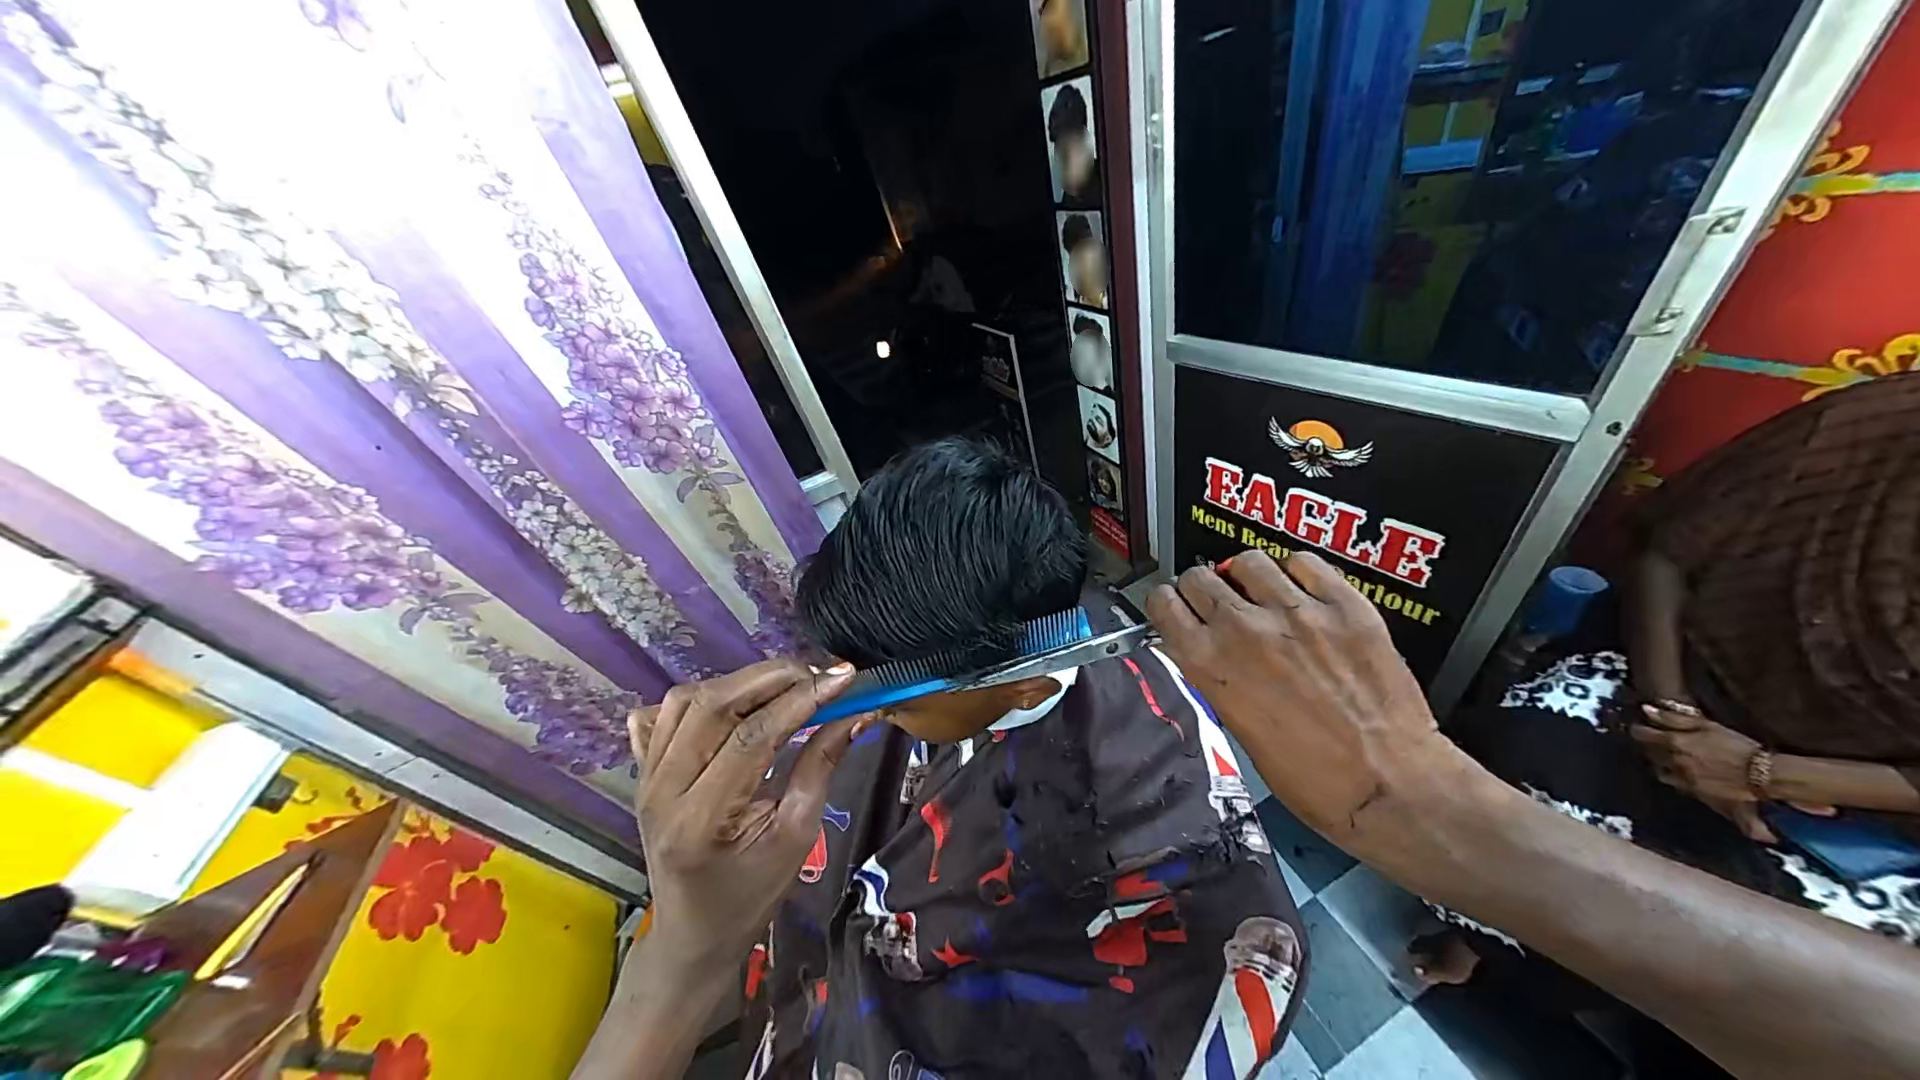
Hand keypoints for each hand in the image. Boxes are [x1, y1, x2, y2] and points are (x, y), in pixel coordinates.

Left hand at [628, 659, 869, 968]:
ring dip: (742, 682)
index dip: (802, 698)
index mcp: (702, 819)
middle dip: (774, 677)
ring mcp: (646, 777)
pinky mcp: (643, 769)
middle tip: (819, 673)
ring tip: (786, 685)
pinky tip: (737, 702)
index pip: (753, 736)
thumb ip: (821, 766)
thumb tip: (856, 712)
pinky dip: (705, 695)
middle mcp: (663, 790)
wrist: (693, 931)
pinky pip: (666, 713)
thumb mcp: (797, 836)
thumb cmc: (751, 894)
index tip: (844, 676)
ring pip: (687, 699)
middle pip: (714, 705)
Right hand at [1146, 551, 1467, 849]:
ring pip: (1248, 561)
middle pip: (1198, 577)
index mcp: (1210, 664)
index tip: (1177, 606)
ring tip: (1260, 593)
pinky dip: (1296, 572)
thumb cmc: (1315, 777)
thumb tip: (1207, 651)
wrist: (1390, 787)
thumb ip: (1215, 677)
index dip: (1168, 603)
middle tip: (1218, 602)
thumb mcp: (1237, 728)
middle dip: (1202, 589)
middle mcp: (1245, 631)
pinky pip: (1304, 562)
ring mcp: (1296, 614)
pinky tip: (1300, 590)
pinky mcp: (1344, 608)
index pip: (1163, 602)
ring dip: (1246, 576)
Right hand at [1630, 704, 1776, 842]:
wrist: (1768, 776)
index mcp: (1683, 781)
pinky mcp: (1697, 727)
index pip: (1662, 774)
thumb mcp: (1751, 814)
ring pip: (1651, 735)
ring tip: (1636, 727)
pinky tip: (1647, 708)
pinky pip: (1671, 718)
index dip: (1661, 769)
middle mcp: (1675, 761)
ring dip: (1643, 731)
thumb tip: (1766, 842)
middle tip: (1641, 741)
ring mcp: (1683, 742)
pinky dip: (1657, 713)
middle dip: (1645, 748)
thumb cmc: (1756, 795)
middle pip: (1651, 752)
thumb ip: (1750, 826)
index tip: (1661, 767)